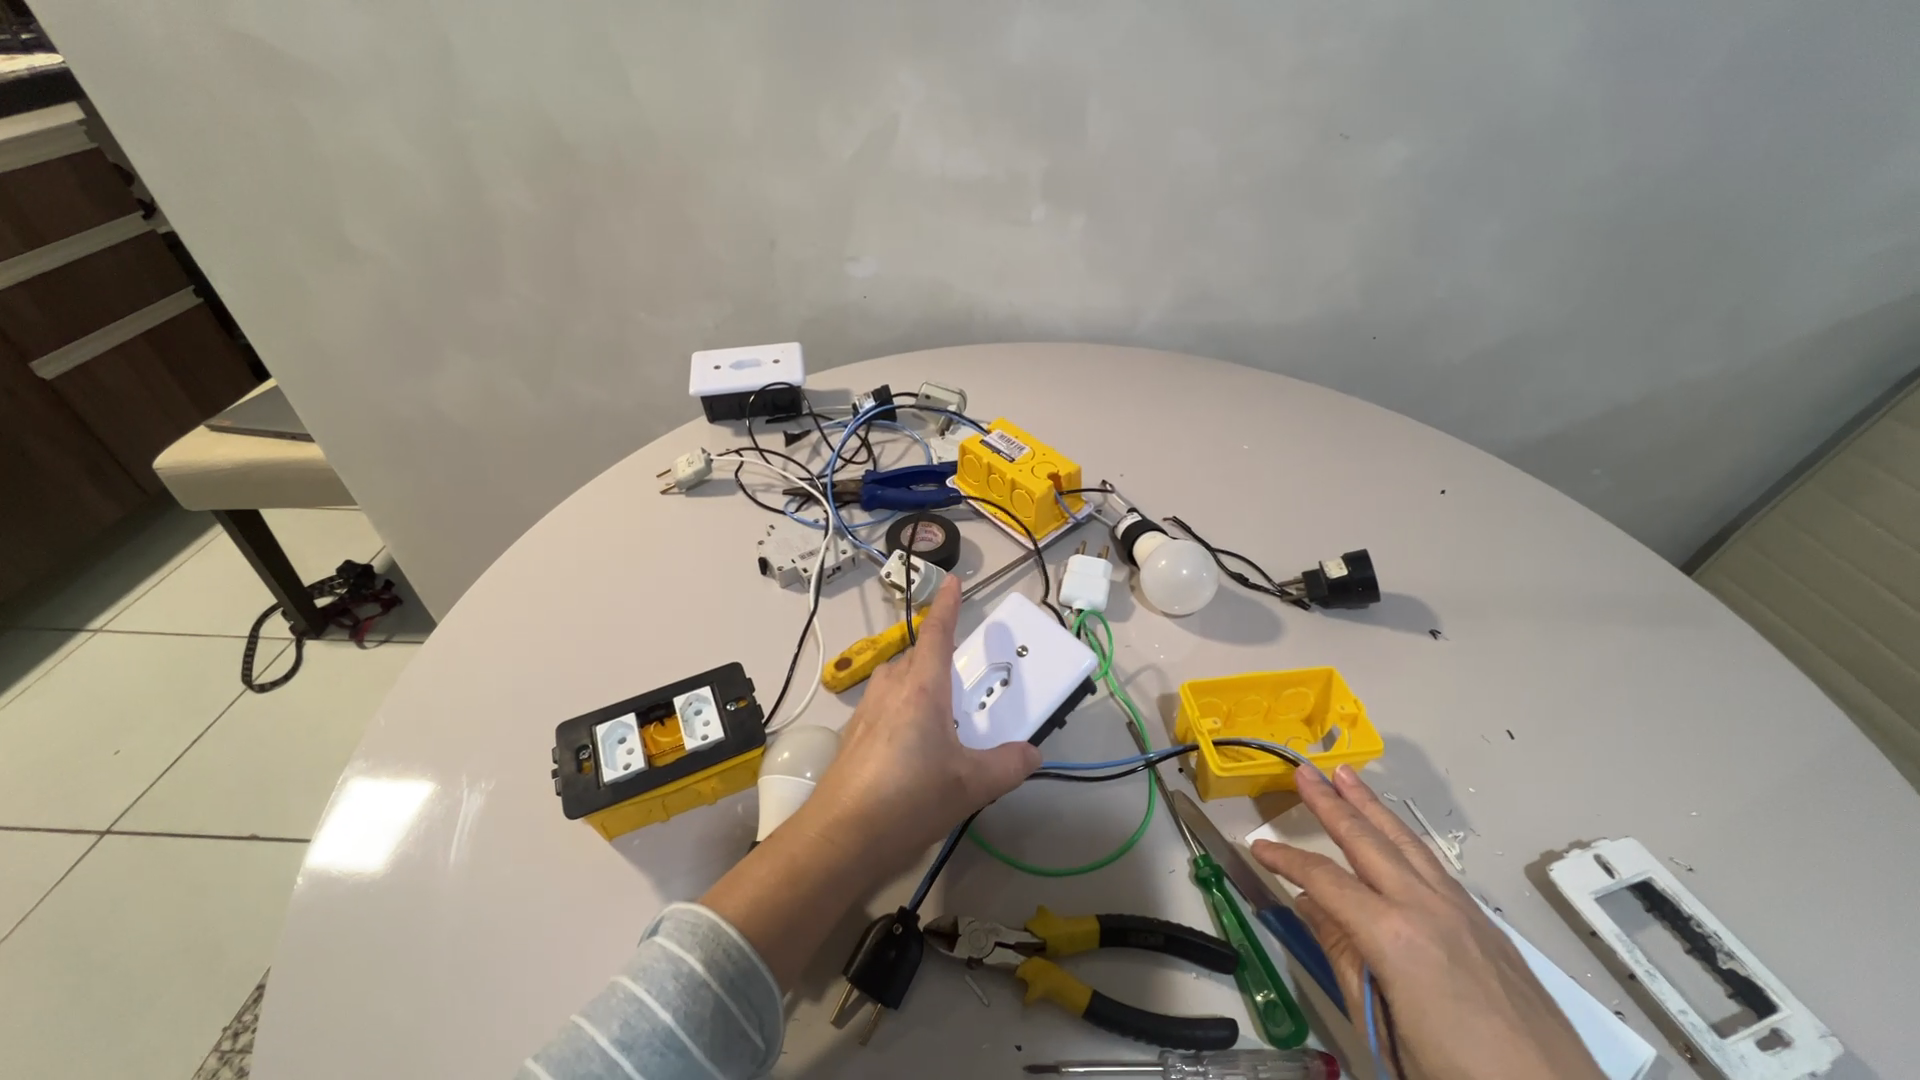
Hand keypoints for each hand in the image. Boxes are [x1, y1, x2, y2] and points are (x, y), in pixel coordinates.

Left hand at [794, 575, 1038, 871]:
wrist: (841, 835)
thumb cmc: (910, 797)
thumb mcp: (971, 785)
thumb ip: (1007, 765)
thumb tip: (1032, 753)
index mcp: (921, 689)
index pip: (937, 634)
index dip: (948, 606)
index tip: (954, 581)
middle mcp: (890, 691)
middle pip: (913, 659)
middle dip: (934, 659)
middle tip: (959, 679)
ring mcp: (865, 714)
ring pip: (894, 684)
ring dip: (915, 687)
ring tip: (938, 717)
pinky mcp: (851, 739)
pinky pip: (881, 711)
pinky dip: (900, 714)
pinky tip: (910, 751)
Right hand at [1251, 765, 1603, 1079]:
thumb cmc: (1453, 1073)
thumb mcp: (1380, 1026)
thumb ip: (1344, 957)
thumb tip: (1312, 907)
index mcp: (1392, 935)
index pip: (1325, 880)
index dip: (1286, 859)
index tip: (1257, 846)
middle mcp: (1427, 908)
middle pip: (1368, 841)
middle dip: (1332, 803)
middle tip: (1304, 772)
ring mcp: (1463, 912)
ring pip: (1407, 843)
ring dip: (1372, 807)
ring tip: (1347, 776)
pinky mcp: (1487, 926)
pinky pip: (1434, 867)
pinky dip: (1404, 838)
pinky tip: (1395, 836)